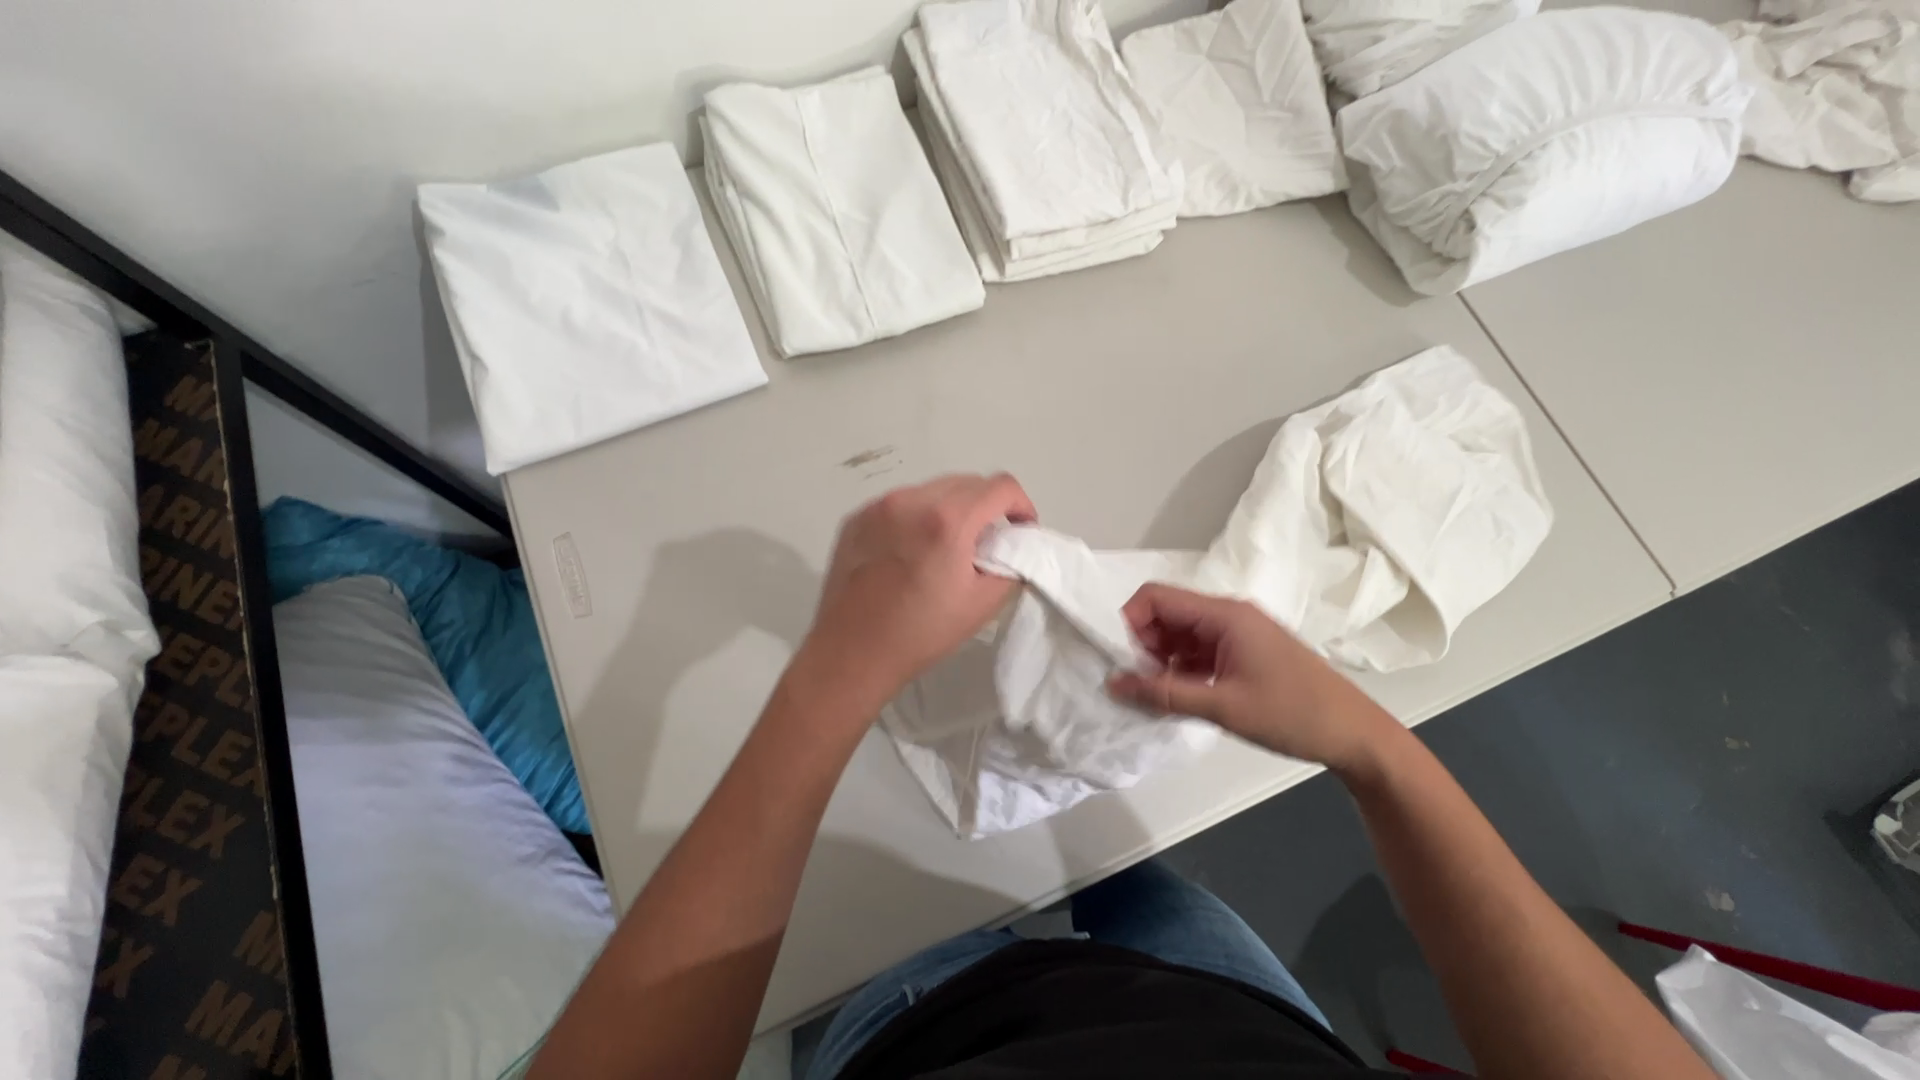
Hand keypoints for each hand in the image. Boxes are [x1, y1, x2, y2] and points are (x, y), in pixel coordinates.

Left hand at [799, 473, 1036, 706]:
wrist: (851, 654)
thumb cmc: (920, 634)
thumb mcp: (982, 604)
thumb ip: (1012, 565)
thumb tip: (1016, 547)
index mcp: (946, 520)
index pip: (1000, 486)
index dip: (1021, 504)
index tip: (1020, 530)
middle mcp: (910, 501)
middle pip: (966, 482)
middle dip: (986, 506)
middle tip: (987, 543)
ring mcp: (878, 507)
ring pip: (931, 490)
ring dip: (950, 509)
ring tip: (947, 548)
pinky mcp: (856, 518)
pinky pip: (899, 504)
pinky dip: (916, 518)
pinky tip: (911, 553)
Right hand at [1107, 584, 1399, 771]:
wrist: (1354, 734)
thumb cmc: (1292, 714)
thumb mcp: (1223, 707)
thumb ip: (1164, 693)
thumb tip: (1112, 683)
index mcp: (1225, 614)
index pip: (1156, 596)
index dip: (1129, 622)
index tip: (1122, 660)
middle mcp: (1229, 614)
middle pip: (1166, 613)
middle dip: (1144, 645)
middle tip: (1141, 684)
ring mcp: (1238, 633)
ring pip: (1180, 634)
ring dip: (1162, 659)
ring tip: (1161, 695)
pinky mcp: (1244, 652)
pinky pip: (1199, 650)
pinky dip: (1182, 669)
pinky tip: (1183, 696)